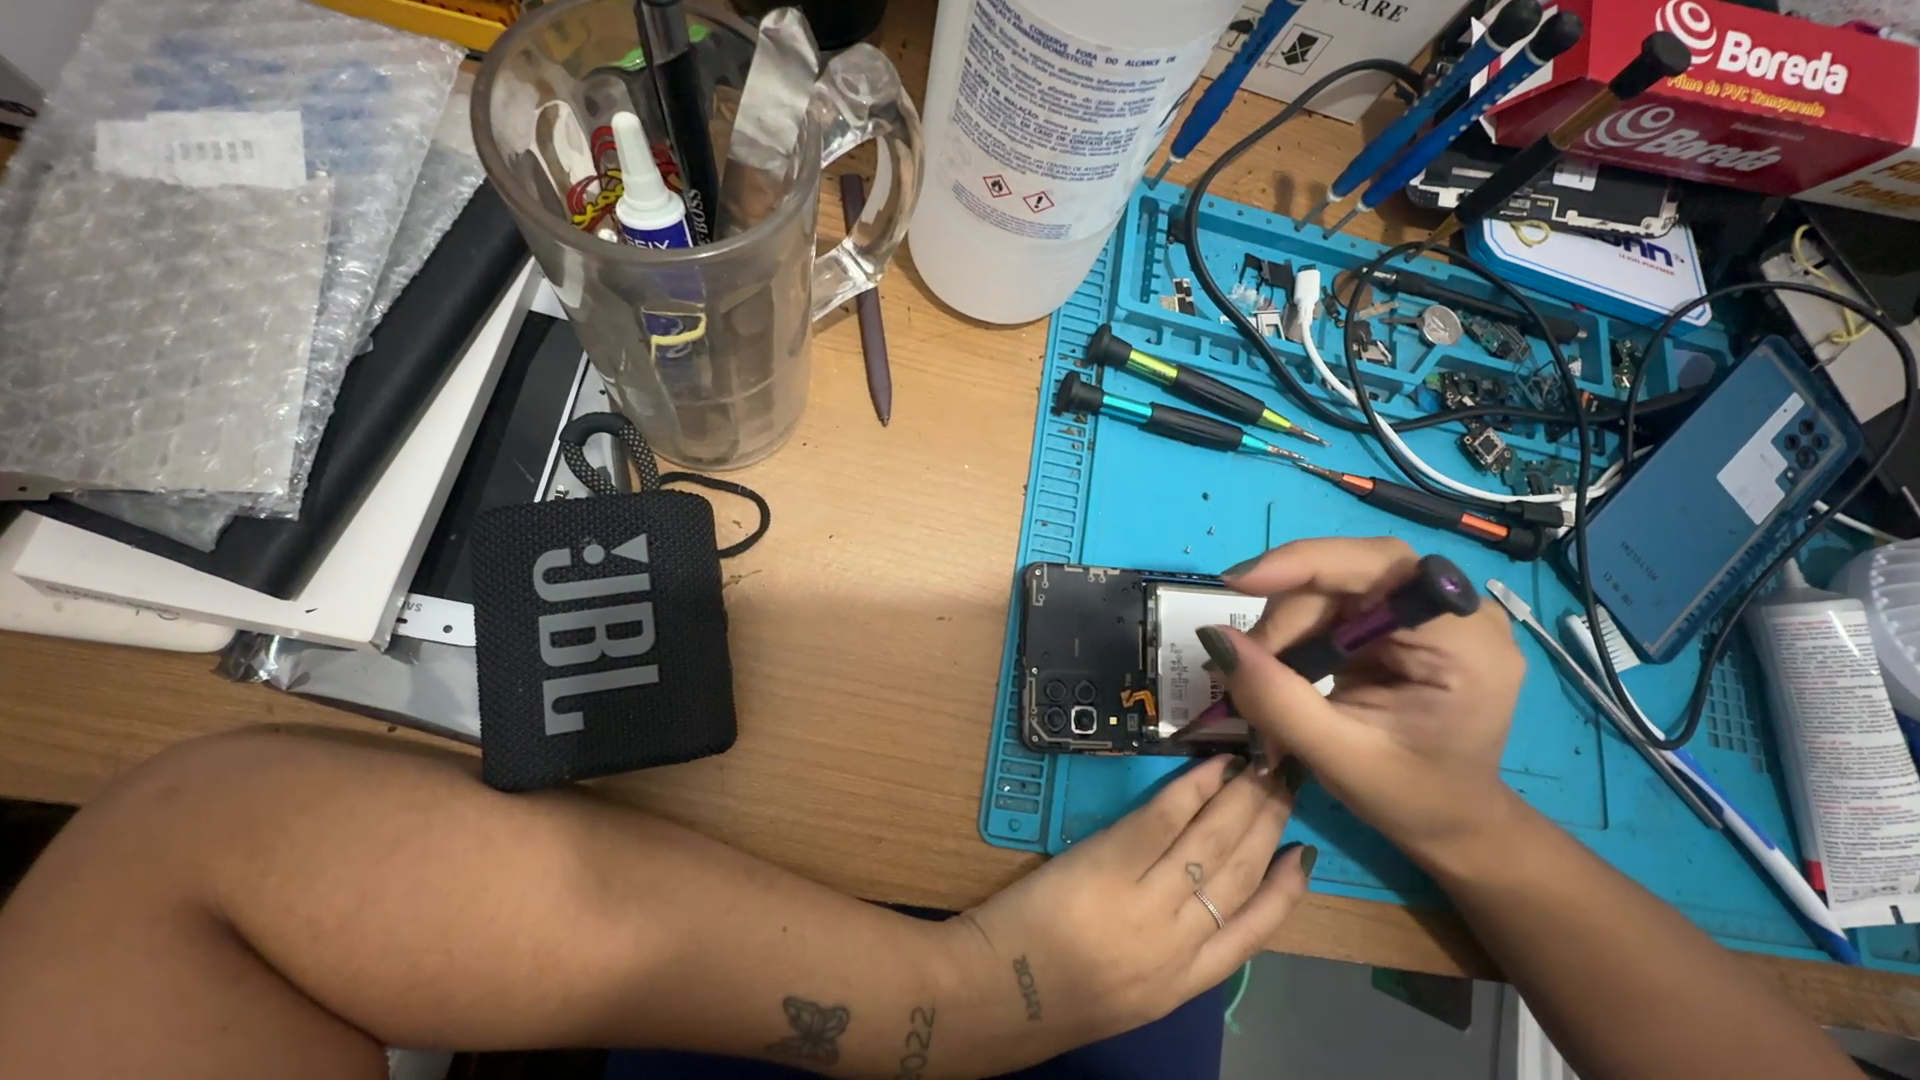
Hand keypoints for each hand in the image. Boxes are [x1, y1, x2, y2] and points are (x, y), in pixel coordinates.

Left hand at [942, 755, 1311, 1062]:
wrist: (993, 998)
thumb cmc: (1051, 998)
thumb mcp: (1128, 996)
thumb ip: (1167, 957)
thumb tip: (1195, 909)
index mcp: (1183, 984)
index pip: (1255, 931)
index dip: (1286, 890)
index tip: (1303, 854)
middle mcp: (1177, 944)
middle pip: (1240, 874)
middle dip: (1270, 825)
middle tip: (1289, 785)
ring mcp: (1147, 904)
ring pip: (1213, 844)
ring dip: (1243, 800)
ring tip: (1264, 769)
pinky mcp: (1109, 865)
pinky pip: (1163, 820)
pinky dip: (1193, 790)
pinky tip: (1212, 768)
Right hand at [1199, 537, 1526, 865]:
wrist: (1450, 820)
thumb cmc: (1409, 796)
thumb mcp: (1337, 755)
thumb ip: (1276, 698)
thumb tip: (1214, 638)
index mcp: (1464, 644)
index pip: (1381, 566)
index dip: (1306, 564)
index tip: (1237, 583)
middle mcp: (1453, 612)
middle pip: (1347, 577)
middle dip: (1286, 618)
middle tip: (1239, 665)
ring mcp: (1427, 612)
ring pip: (1331, 588)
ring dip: (1283, 630)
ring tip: (1256, 679)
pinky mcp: (1401, 620)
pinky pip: (1333, 605)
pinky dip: (1295, 635)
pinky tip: (1279, 669)